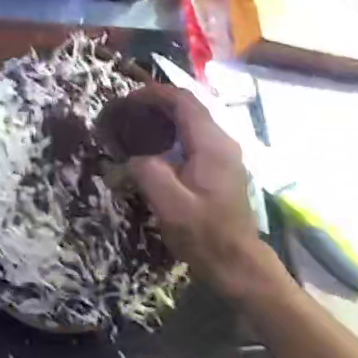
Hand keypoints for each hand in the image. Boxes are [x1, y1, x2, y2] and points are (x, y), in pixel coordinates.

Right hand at [126, 84, 292, 305]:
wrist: (237, 264)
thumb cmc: (204, 235)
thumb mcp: (170, 205)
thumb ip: (147, 172)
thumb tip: (132, 158)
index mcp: (212, 145)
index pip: (183, 102)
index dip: (152, 94)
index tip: (123, 100)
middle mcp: (222, 142)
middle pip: (188, 106)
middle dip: (153, 103)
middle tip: (121, 113)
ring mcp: (222, 155)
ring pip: (190, 120)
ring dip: (160, 116)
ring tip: (130, 125)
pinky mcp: (218, 167)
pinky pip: (191, 136)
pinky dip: (168, 131)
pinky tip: (149, 145)